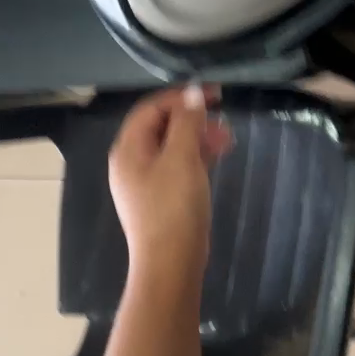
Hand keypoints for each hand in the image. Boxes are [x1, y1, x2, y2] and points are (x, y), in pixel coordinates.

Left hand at [108, 85, 232, 286]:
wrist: (170, 262)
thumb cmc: (173, 206)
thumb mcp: (182, 158)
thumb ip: (187, 122)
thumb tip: (192, 94)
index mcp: (129, 150)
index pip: (151, 109)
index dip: (181, 97)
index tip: (215, 94)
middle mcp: (131, 162)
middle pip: (161, 125)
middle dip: (193, 118)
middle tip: (223, 123)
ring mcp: (146, 180)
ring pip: (172, 144)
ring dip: (198, 136)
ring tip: (226, 142)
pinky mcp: (161, 195)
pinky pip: (177, 163)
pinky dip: (197, 154)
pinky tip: (216, 158)